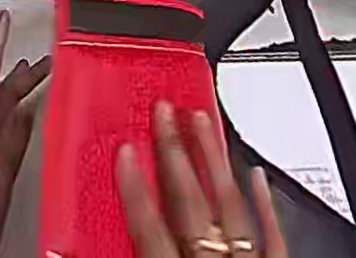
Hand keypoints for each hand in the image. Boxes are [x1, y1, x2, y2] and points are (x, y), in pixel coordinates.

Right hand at [116, 101, 287, 257]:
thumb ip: (118, 255)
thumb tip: (82, 248)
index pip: (149, 230)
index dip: (135, 187)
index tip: (125, 148)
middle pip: (190, 203)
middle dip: (174, 151)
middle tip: (164, 110)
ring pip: (230, 205)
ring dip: (214, 158)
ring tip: (202, 117)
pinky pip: (273, 235)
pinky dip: (264, 201)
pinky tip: (257, 171)